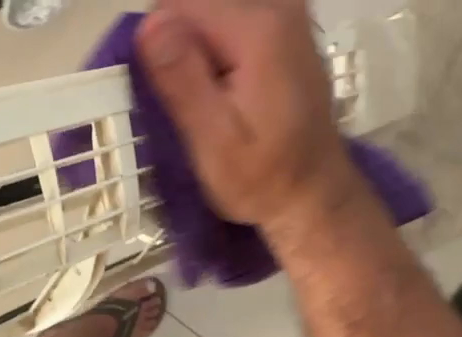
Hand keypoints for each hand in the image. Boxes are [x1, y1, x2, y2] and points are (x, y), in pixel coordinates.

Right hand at [137, 0, 356, 233]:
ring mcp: (285, 13)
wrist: (313, 193)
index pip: (177, 5)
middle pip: (195, 5)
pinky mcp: (284, 28)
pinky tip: (221, 93)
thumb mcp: (213, 141)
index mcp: (256, 28)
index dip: (156, 47)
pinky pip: (230, 24)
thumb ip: (182, 79)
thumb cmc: (261, 178)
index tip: (161, 95)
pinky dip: (214, 55)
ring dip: (193, 55)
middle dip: (176, 50)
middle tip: (187, 106)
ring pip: (209, 14)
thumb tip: (148, 22)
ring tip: (204, 102)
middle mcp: (276, 5)